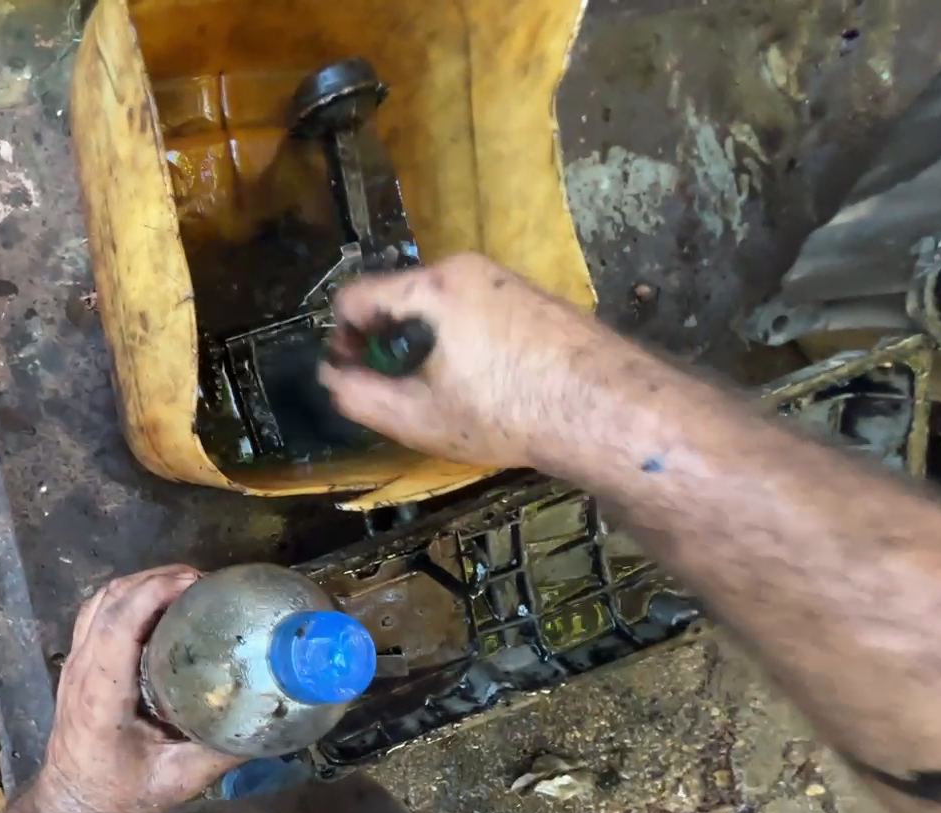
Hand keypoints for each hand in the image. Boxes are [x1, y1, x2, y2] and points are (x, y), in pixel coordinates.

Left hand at [25, 565, 243, 812]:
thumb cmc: (120, 796)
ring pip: (99, 601)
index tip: (195, 582)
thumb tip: (270, 715)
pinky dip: (126, 596)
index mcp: (102, 696)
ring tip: (184, 587)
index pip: (118, 625)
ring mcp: (73, 663)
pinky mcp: (75, 663)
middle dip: (154, 579)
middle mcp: (81, 670)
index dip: (153, 593)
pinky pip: (95, 613)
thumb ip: (224, 750)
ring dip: (139, 583)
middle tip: (203, 583)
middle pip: (109, 601)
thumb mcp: (179, 781)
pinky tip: (157, 604)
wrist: (72, 806)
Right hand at [318, 253, 652, 471]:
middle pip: (394, 299)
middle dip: (382, 343)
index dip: (341, 339)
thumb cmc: (503, 412)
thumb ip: (355, 395)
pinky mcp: (530, 296)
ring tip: (439, 389)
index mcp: (432, 288)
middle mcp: (466, 269)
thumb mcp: (414, 416)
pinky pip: (468, 309)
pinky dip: (454, 340)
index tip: (353, 374)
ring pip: (431, 306)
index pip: (354, 296)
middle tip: (396, 388)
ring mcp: (503, 278)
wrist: (608, 411)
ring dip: (418, 344)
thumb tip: (331, 375)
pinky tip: (478, 381)